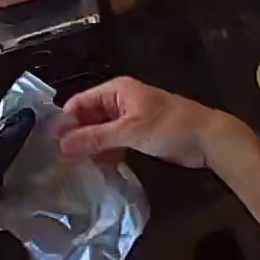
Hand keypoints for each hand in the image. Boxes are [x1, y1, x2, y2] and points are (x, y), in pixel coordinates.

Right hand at [58, 78, 247, 169]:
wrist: (208, 139)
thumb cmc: (170, 126)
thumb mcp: (130, 131)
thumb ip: (96, 138)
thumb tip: (61, 145)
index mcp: (117, 90)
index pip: (80, 102)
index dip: (65, 122)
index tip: (51, 147)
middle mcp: (120, 100)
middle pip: (88, 117)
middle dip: (77, 137)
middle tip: (60, 163)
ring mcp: (130, 118)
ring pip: (100, 131)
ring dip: (91, 147)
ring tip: (77, 169)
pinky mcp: (138, 134)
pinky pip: (114, 141)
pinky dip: (106, 153)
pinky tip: (100, 169)